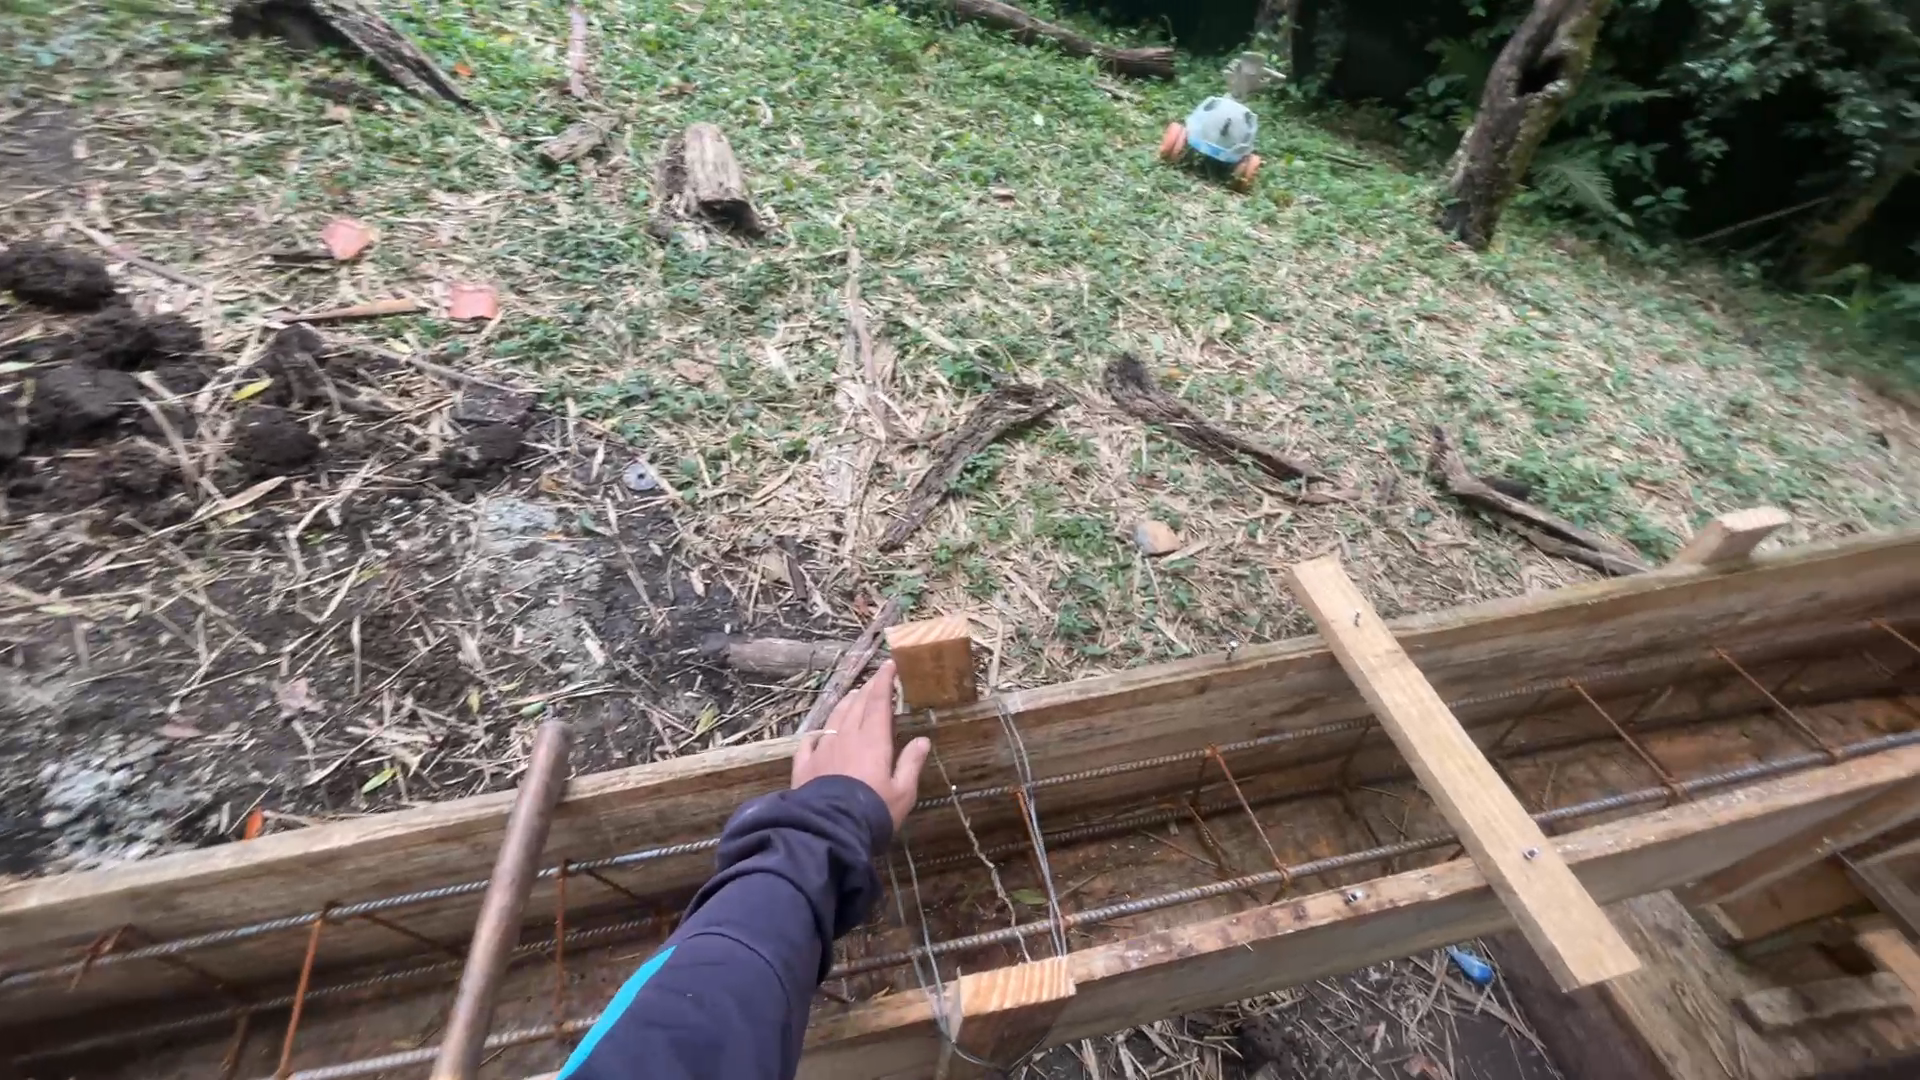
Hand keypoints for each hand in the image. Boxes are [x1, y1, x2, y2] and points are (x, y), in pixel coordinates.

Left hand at [792, 660, 930, 830]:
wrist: (830, 832)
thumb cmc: (873, 812)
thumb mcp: (903, 792)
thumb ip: (911, 763)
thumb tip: (922, 739)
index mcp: (872, 739)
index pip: (878, 701)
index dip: (884, 681)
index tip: (889, 665)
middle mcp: (846, 736)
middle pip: (856, 704)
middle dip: (867, 689)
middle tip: (875, 680)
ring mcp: (822, 749)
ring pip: (834, 717)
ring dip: (845, 703)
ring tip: (853, 696)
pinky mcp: (803, 766)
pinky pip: (809, 742)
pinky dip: (817, 733)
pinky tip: (819, 733)